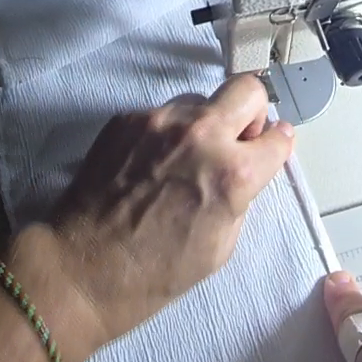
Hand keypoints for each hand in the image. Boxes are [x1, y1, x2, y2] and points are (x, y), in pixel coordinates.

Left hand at [11, 75, 296, 355]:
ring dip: (202, 124)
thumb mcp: (221, 246)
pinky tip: (148, 164)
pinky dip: (164, 133)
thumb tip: (251, 166)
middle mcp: (201, 134)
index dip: (278, 143)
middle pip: (247, 90)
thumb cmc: (155, 272)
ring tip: (181, 160)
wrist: (83, 268)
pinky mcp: (127, 117)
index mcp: (233, 173)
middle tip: (236, 139)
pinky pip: (161, 114)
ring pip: (200, 100)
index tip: (272, 145)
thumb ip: (242, 195)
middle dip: (250, 112)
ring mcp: (160, 119)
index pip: (279, 136)